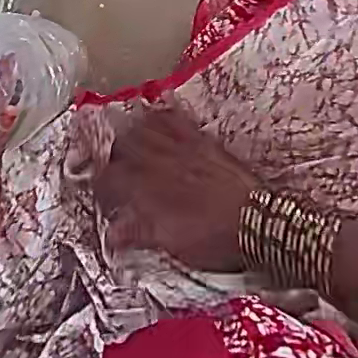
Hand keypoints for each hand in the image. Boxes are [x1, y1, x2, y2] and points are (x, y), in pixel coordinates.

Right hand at [95, 101, 259, 271]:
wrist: (259, 220)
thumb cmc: (215, 238)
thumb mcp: (174, 243)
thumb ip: (141, 234)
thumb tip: (113, 233)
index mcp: (152, 190)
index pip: (113, 178)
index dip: (101, 182)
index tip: (99, 188)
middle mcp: (164, 163)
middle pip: (126, 146)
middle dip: (111, 152)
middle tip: (108, 160)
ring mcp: (185, 148)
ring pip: (148, 128)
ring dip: (132, 131)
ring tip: (125, 136)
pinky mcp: (204, 141)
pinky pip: (177, 120)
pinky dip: (162, 115)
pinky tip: (156, 114)